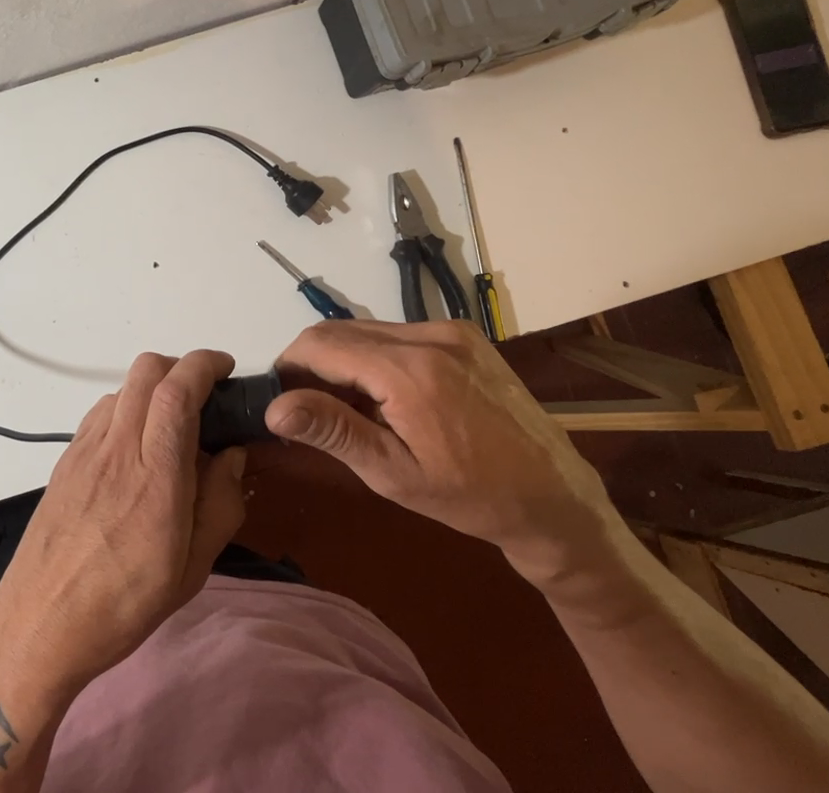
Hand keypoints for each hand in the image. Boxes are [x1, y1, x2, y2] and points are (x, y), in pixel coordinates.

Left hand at [0, 350, 248, 703]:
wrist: (40, 623)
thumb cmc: (125, 603)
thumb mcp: (194, 566)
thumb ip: (220, 501)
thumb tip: (230, 454)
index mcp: (156, 472)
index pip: (177, 387)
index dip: (205, 365)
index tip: (227, 370)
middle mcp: (117, 447)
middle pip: (145, 369)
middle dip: (181, 367)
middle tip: (206, 398)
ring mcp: (84, 450)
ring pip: (121, 389)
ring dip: (151, 389)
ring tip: (172, 431)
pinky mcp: (64, 461)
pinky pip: (100, 415)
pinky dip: (126, 411)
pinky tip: (136, 453)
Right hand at [266, 320, 621, 585]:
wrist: (555, 498)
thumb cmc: (469, 496)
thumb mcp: (392, 473)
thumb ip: (332, 430)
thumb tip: (273, 406)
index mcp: (408, 371)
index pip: (319, 344)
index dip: (288, 366)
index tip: (280, 399)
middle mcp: (428, 336)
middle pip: (339, 331)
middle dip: (312, 363)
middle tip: (309, 409)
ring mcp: (451, 332)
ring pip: (366, 329)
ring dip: (343, 359)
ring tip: (349, 408)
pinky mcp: (465, 337)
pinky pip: (399, 334)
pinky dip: (376, 357)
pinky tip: (385, 396)